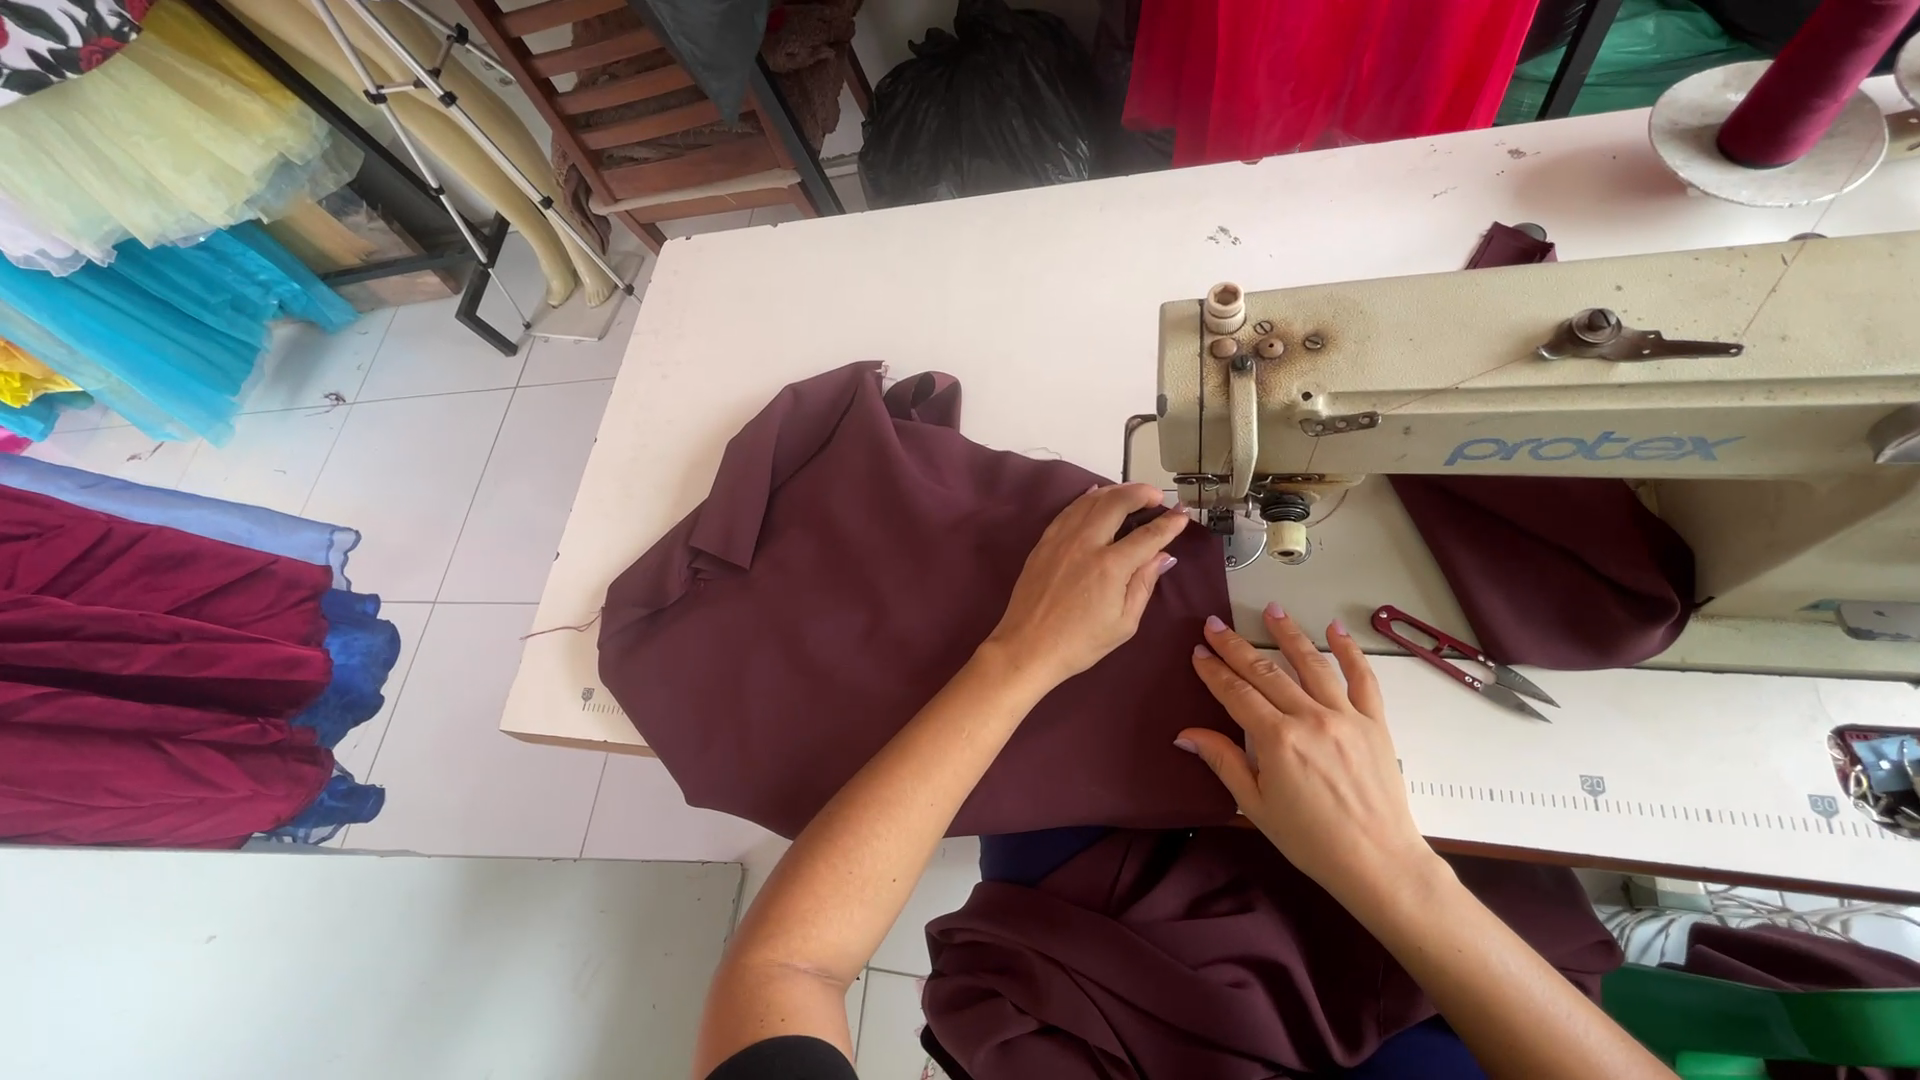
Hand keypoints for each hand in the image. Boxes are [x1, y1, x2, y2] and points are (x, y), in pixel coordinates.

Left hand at [983, 483, 1188, 687]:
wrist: (1028, 646)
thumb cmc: (1080, 642)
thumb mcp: (1124, 622)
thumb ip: (1144, 584)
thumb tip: (1163, 556)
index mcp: (1110, 566)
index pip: (1148, 535)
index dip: (1170, 522)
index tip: (1183, 514)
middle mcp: (1086, 544)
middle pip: (1117, 502)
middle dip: (1142, 493)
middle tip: (1157, 496)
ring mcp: (1061, 539)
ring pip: (1091, 500)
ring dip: (1115, 491)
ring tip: (1132, 493)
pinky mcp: (1044, 542)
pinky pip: (1069, 510)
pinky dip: (1086, 498)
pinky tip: (1096, 494)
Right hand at [1177, 605, 1437, 901]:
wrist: (1378, 863)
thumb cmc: (1310, 840)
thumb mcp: (1255, 805)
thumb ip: (1222, 761)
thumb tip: (1185, 735)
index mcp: (1276, 739)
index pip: (1235, 693)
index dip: (1214, 671)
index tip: (1198, 651)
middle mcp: (1310, 718)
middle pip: (1265, 672)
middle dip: (1236, 646)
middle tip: (1215, 623)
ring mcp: (1346, 717)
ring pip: (1311, 664)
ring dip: (1288, 634)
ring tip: (1271, 609)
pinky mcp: (1375, 723)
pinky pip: (1363, 679)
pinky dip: (1350, 652)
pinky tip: (1335, 630)